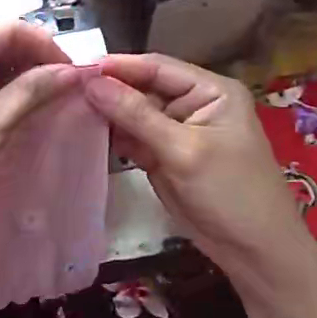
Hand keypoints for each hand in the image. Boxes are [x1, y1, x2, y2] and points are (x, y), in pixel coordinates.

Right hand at [82, 54, 309, 270]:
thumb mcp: (183, 150)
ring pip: (133, 115)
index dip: (119, 67)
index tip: (77, 68)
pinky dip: (113, 139)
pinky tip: (84, 134)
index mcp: (210, 91)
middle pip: (142, 89)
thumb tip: (92, 83)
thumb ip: (137, 115)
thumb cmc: (230, 191)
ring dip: (106, 115)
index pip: (158, 67)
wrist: (253, 250)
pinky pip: (133, 139)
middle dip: (108, 91)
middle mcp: (192, 104)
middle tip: (64, 92)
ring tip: (67, 110)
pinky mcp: (163, 157)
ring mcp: (176, 132)